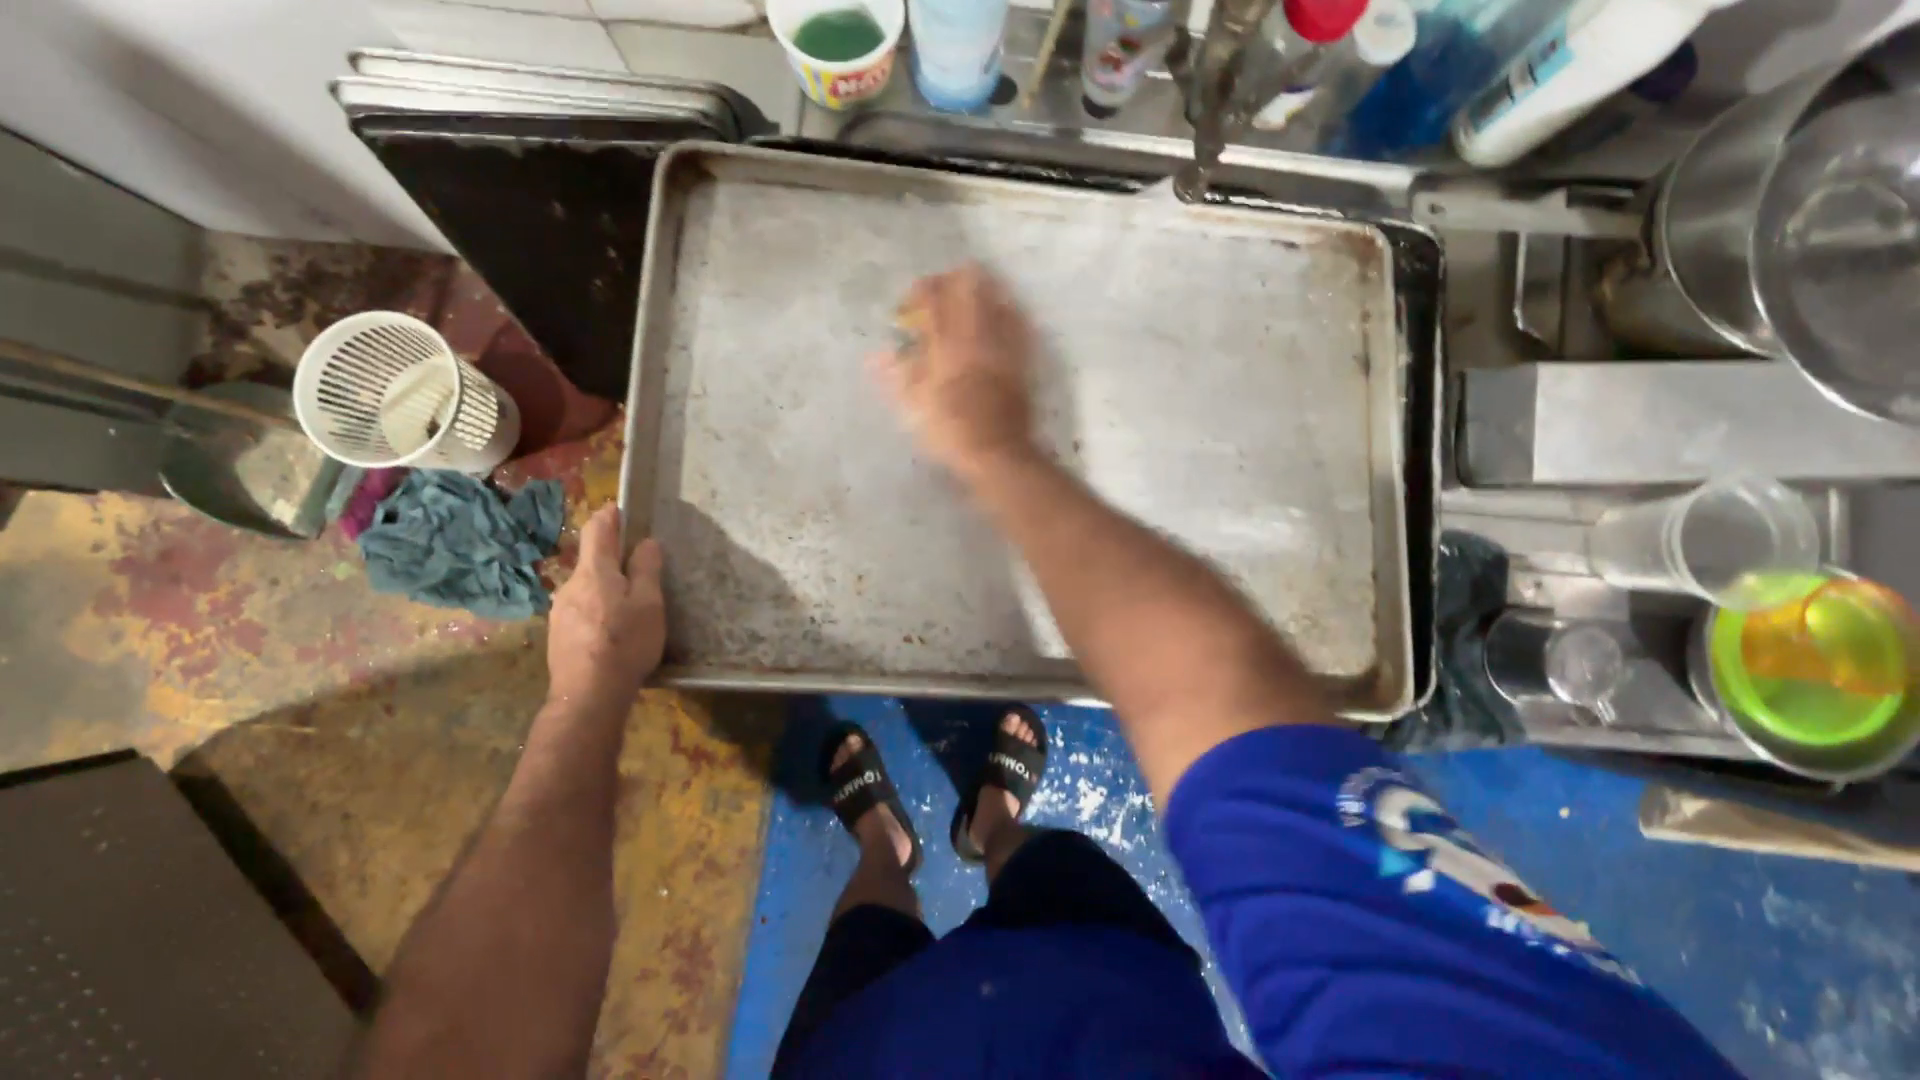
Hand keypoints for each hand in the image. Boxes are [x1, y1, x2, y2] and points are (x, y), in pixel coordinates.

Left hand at [546, 504, 665, 710]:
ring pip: (585, 588)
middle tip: (635, 566)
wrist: (587, 695)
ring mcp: (559, 611)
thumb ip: (646, 570)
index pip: (597, 530)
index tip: (619, 509)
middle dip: (610, 558)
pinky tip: (610, 629)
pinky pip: (580, 610)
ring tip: (626, 603)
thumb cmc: (625, 643)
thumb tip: (645, 542)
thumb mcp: (649, 604)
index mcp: (594, 572)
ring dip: (604, 587)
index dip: (609, 517)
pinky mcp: (558, 635)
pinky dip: (596, 610)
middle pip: (590, 561)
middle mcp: (570, 585)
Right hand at [871, 263, 1038, 482]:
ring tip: (970, 291)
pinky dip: (1008, 308)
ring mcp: (1004, 345)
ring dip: (982, 288)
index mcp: (946, 346)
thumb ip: (896, 375)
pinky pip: (1019, 321)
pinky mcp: (1023, 357)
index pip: (934, 299)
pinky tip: (1004, 309)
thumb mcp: (914, 407)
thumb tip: (876, 355)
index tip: (912, 297)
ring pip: (996, 297)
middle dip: (953, 280)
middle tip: (942, 289)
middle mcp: (977, 337)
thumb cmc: (950, 432)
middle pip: (969, 287)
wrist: (997, 454)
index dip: (922, 289)